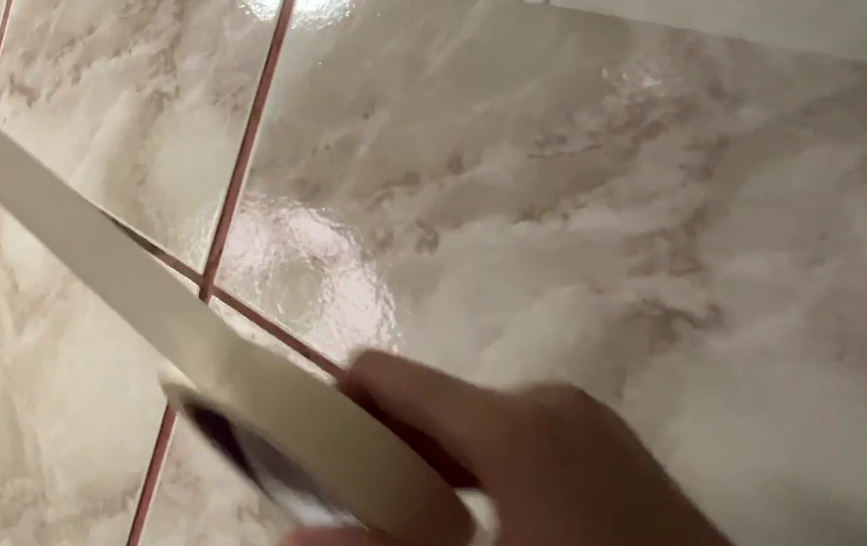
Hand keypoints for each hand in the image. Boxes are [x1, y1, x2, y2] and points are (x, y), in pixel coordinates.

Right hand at [287, 352, 732, 545]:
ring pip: (466, 419)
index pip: (379, 373)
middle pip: (422, 398)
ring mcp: (585, 421)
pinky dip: (478, 468)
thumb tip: (289, 538)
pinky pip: (512, 434)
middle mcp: (542, 399)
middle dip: (384, 446)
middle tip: (366, 503)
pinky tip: (483, 521)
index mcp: (508, 420)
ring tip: (420, 519)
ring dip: (430, 461)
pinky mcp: (614, 447)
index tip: (317, 455)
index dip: (335, 406)